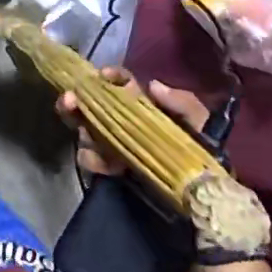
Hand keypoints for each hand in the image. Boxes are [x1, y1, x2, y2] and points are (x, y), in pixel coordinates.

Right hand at [55, 67, 210, 178]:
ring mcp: (113, 143)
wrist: (203, 196)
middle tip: (68, 100)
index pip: (120, 83)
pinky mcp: (110, 168)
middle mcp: (122, 119)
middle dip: (76, 99)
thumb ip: (183, 102)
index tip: (103, 74)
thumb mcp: (200, 123)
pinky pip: (91, 159)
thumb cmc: (200, 152)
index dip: (110, 76)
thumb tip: (152, 85)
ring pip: (85, 129)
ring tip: (87, 134)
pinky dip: (92, 158)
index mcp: (141, 104)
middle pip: (91, 103)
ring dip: (82, 129)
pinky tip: (101, 162)